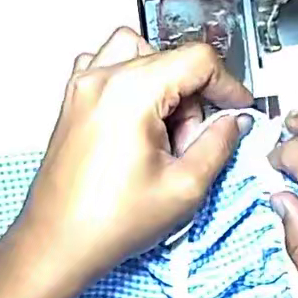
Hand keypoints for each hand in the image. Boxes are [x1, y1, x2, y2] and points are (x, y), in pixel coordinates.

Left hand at [12, 28, 252, 291]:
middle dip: (194, 96)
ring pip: (140, 54)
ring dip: (165, 82)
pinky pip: (110, 67)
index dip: (228, 84)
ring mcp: (82, 87)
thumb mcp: (185, 187)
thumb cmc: (112, 222)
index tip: (239, 108)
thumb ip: (218, 144)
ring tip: (167, 130)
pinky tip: (141, 122)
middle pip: (171, 58)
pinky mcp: (73, 101)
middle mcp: (102, 79)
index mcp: (131, 93)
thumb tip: (235, 120)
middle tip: (193, 142)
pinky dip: (134, 82)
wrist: (58, 244)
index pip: (197, 60)